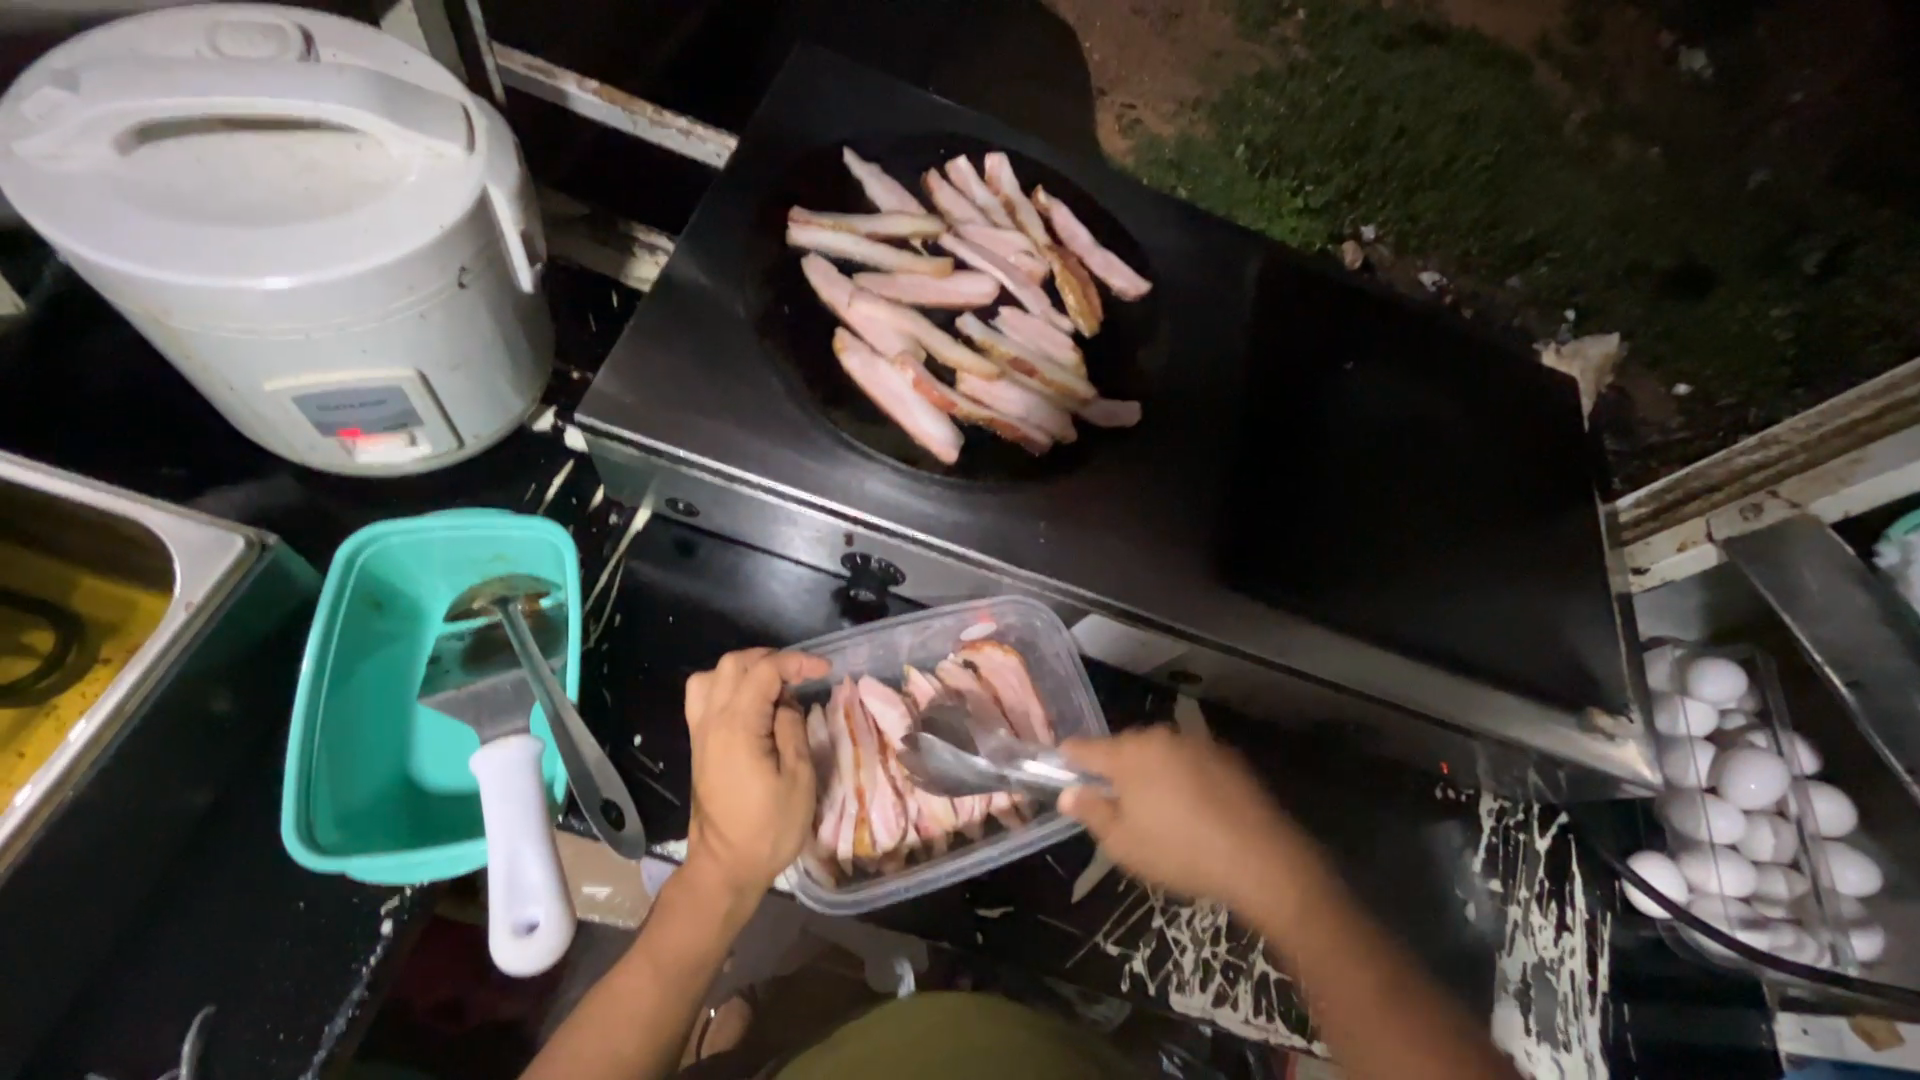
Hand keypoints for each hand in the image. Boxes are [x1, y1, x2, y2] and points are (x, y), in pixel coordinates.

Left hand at [682, 648, 829, 894]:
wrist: (726, 867)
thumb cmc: (769, 827)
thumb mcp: (798, 778)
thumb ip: (792, 729)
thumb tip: (787, 702)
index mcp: (738, 726)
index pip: (765, 671)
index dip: (796, 662)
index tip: (824, 670)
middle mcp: (712, 721)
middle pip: (733, 664)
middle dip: (770, 659)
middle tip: (801, 674)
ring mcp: (700, 732)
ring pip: (711, 676)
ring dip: (744, 669)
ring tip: (774, 683)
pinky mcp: (698, 745)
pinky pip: (703, 697)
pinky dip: (726, 686)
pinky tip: (751, 703)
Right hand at [1059, 726, 1316, 909]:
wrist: (1261, 858)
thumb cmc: (1180, 853)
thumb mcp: (1123, 844)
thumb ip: (1092, 812)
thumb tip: (1068, 793)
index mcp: (1128, 755)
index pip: (1084, 747)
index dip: (1070, 759)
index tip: (1064, 771)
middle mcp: (1159, 738)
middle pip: (1123, 747)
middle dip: (1116, 769)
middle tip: (1117, 804)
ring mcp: (1196, 743)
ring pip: (1159, 753)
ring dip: (1152, 772)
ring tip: (1158, 810)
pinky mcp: (1226, 756)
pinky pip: (1189, 761)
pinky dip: (1183, 776)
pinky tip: (1194, 809)